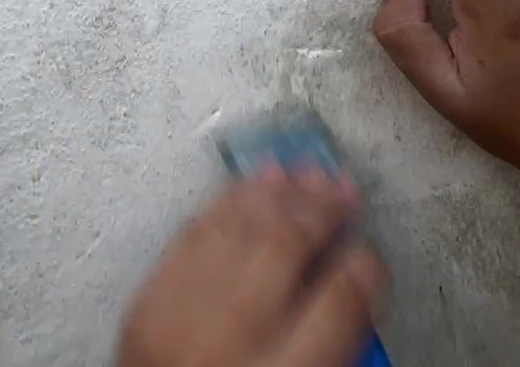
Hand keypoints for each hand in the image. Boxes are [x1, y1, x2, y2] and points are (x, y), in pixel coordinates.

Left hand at [118, 170, 385, 366]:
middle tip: (343, 192)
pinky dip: (229, 202)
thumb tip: (352, 284)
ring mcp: (182, 315)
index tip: (371, 253)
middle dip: (322, 210)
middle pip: (287, 247)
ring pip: (240, 227)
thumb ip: (328, 346)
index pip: (340, 301)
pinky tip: (252, 184)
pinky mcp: (148, 302)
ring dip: (279, 193)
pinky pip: (195, 231)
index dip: (365, 266)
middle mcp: (230, 340)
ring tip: (306, 173)